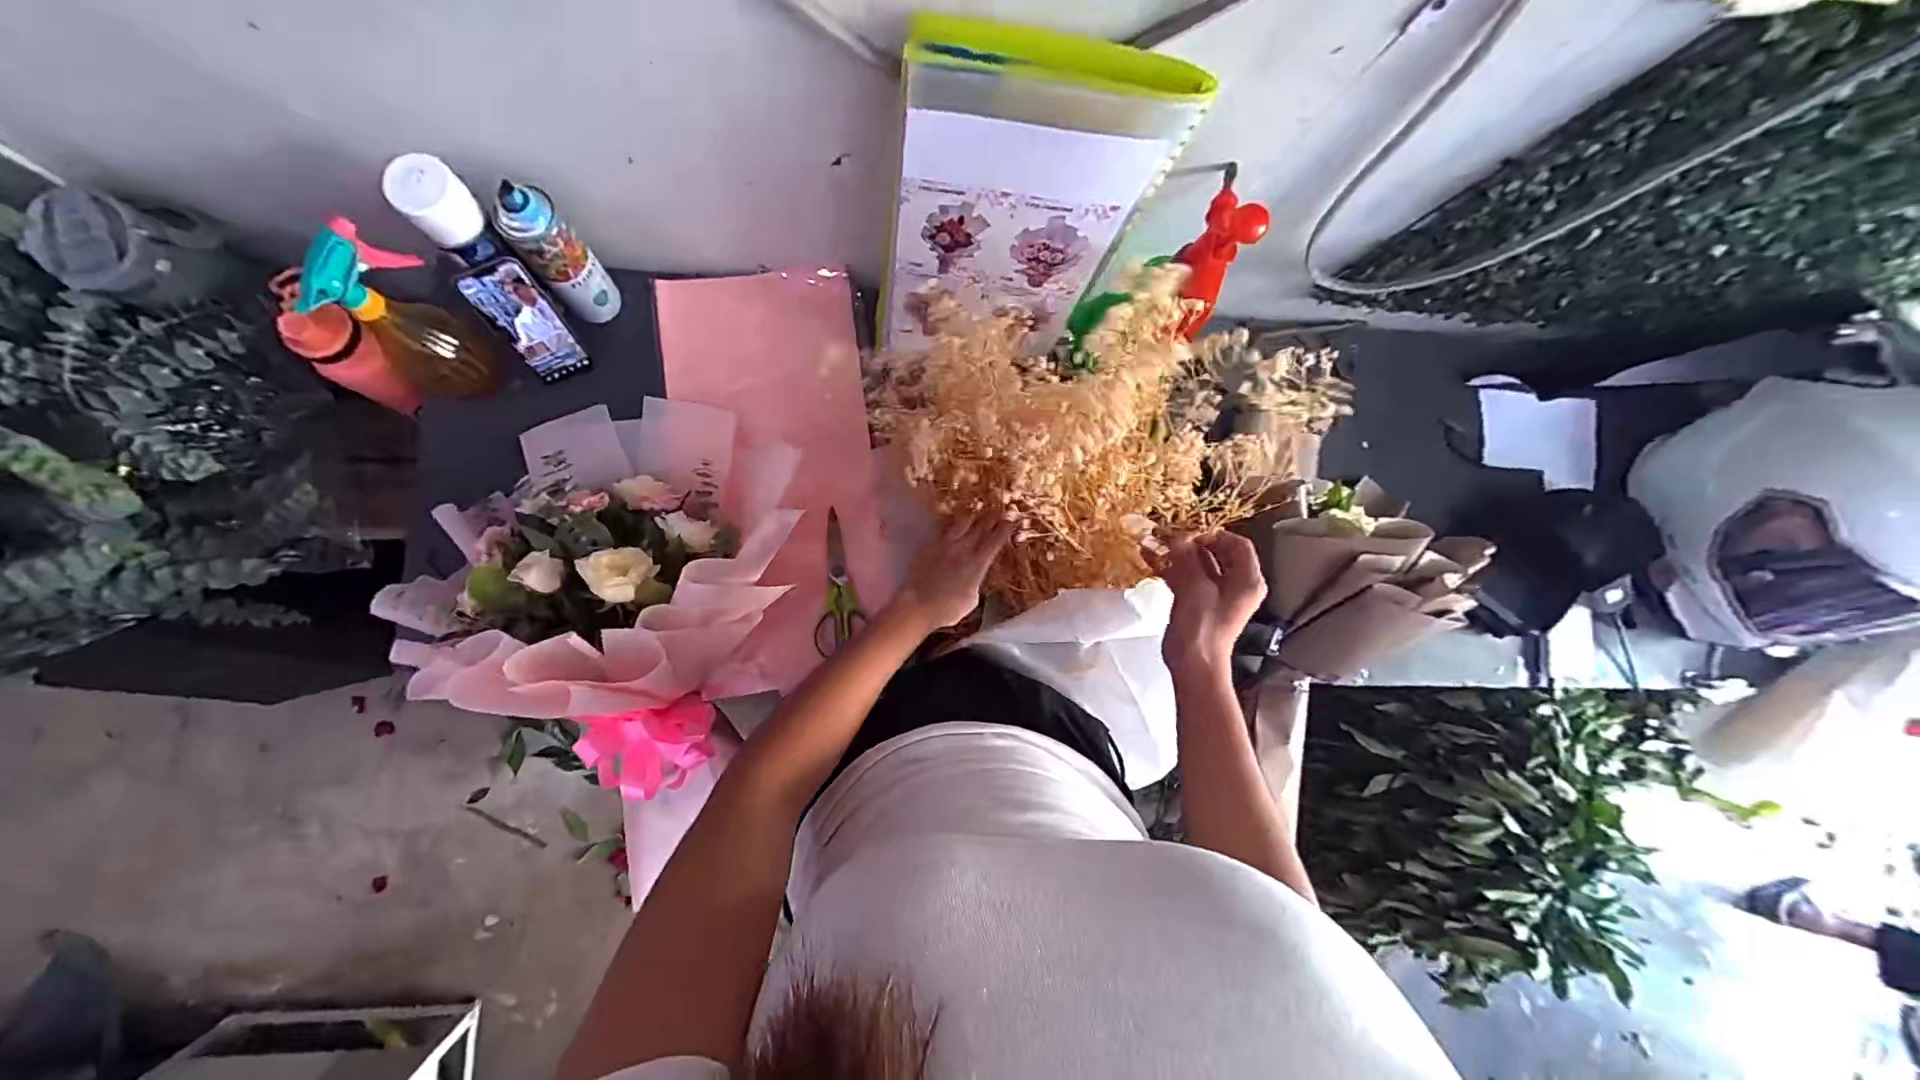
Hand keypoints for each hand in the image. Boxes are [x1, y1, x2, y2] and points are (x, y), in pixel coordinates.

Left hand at [886, 514, 1013, 631]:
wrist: (918, 606)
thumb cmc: (948, 610)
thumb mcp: (972, 598)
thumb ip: (976, 580)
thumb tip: (976, 575)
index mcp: (978, 563)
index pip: (997, 538)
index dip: (1007, 527)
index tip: (1013, 520)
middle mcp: (964, 548)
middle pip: (983, 524)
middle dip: (994, 516)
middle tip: (1000, 512)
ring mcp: (946, 543)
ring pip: (963, 519)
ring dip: (974, 515)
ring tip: (977, 514)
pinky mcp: (930, 543)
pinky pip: (944, 525)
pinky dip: (953, 522)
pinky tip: (954, 522)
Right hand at [1162, 531, 1266, 681]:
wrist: (1194, 664)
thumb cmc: (1203, 627)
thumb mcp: (1195, 587)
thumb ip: (1186, 558)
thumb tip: (1175, 537)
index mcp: (1247, 580)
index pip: (1238, 545)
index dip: (1214, 534)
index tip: (1189, 531)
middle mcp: (1236, 586)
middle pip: (1217, 553)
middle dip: (1191, 543)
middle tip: (1169, 536)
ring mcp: (1217, 595)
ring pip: (1199, 566)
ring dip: (1178, 555)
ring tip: (1155, 544)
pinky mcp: (1199, 604)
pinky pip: (1187, 579)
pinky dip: (1172, 569)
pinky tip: (1152, 560)